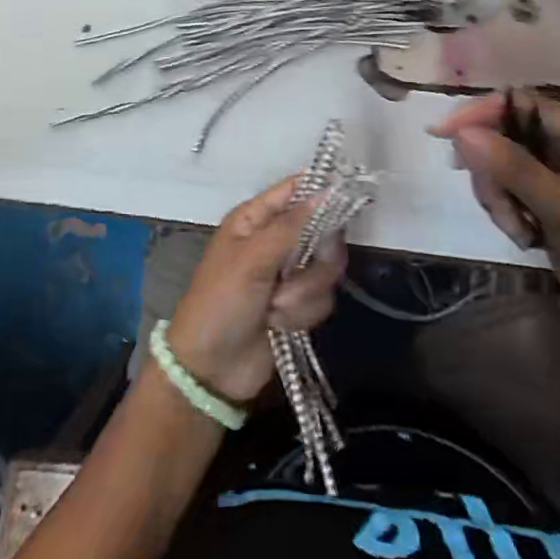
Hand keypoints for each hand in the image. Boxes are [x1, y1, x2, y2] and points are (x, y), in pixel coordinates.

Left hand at [167, 177, 346, 401]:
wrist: (211, 368)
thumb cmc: (220, 304)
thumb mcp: (250, 260)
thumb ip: (290, 226)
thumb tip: (326, 192)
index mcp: (255, 220)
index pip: (297, 190)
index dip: (323, 191)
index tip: (347, 200)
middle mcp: (275, 240)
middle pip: (323, 231)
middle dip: (314, 262)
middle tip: (294, 276)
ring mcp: (288, 273)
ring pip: (326, 269)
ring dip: (303, 294)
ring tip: (274, 309)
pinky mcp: (298, 303)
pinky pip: (323, 298)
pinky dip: (302, 314)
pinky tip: (278, 325)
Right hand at [430, 92, 559, 314]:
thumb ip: (513, 167)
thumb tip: (463, 132)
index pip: (524, 104)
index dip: (482, 113)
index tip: (445, 135)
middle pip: (507, 137)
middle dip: (493, 171)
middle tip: (496, 203)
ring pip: (503, 168)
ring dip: (500, 199)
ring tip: (520, 231)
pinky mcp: (549, 204)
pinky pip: (511, 193)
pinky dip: (509, 213)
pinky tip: (526, 237)